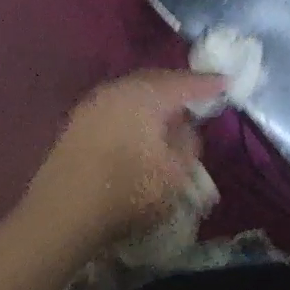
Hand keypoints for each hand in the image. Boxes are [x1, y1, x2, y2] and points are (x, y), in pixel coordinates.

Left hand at [18, 70, 224, 250]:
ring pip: (134, 90)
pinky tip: (139, 127)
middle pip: (157, 80)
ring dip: (154, 99)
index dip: (208, 83)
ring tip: (169, 113)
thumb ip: (188, 143)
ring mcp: (96, 100)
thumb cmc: (127, 190)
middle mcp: (120, 87)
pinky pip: (117, 104)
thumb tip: (185, 127)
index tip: (227, 81)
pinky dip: (134, 110)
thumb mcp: (175, 175)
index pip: (185, 82)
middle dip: (179, 87)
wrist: (62, 210)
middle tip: (198, 95)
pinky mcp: (80, 118)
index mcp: (147, 94)